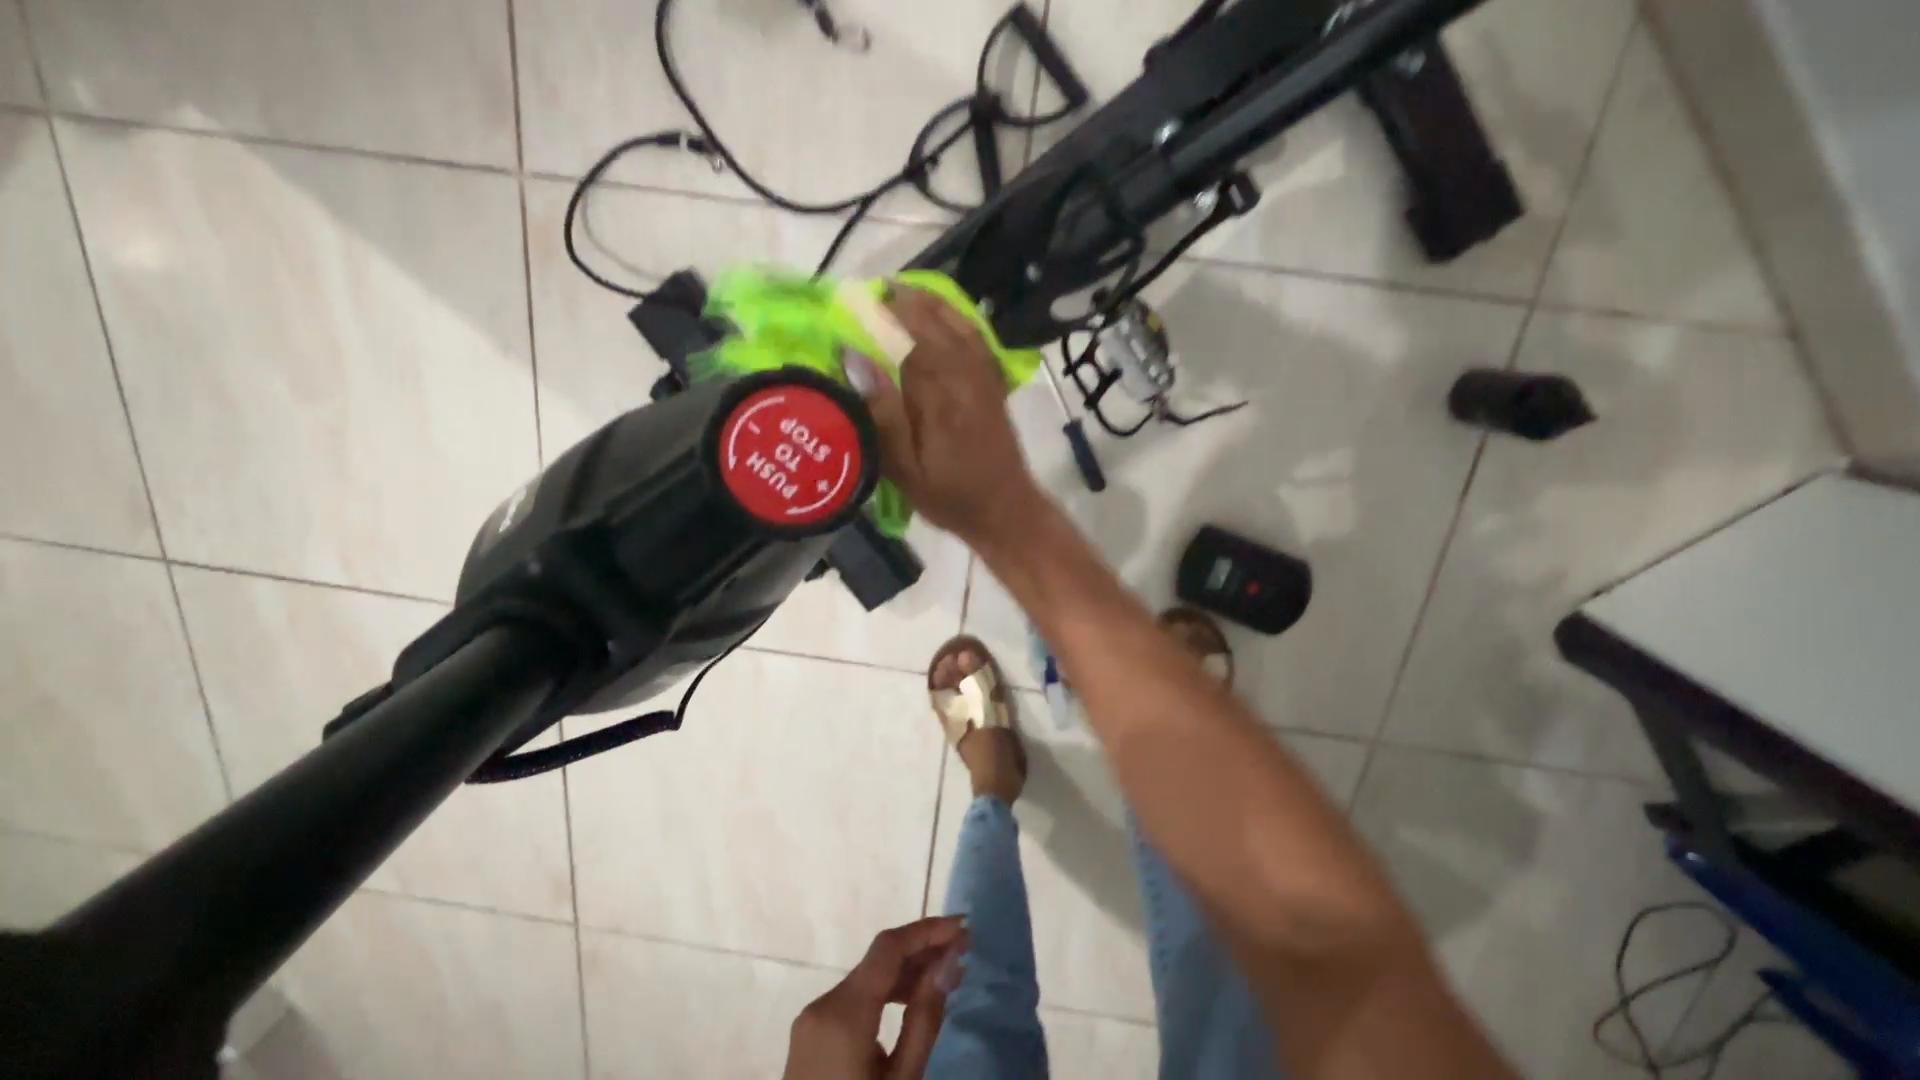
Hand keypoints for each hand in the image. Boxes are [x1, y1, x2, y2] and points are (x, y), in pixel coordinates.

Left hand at [782, 916, 968, 1079]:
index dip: (927, 930)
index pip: (888, 949)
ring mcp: (812, 1018)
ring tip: (949, 975)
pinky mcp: (810, 1033)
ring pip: (866, 978)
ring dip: (906, 971)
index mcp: (843, 1013)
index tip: (964, 927)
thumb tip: (947, 964)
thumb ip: (924, 1018)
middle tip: (966, 951)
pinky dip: (885, 992)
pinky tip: (913, 1000)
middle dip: (922, 949)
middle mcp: (822, 1004)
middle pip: (877, 960)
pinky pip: (853, 999)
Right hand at [850, 286, 1047, 551]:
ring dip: (928, 303)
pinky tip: (940, 311)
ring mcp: (984, 376)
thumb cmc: (949, 496)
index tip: (851, 306)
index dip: (879, 319)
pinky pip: (975, 336)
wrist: (1005, 509)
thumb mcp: (905, 469)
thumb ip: (883, 414)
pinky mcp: (993, 381)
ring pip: (956, 324)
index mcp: (940, 397)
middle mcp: (965, 376)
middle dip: (900, 304)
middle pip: (931, 325)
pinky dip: (956, 317)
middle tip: (869, 293)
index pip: (906, 341)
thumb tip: (857, 359)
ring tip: (899, 290)